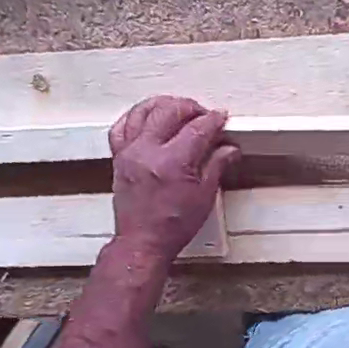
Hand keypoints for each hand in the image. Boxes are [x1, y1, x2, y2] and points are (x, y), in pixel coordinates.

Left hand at [107, 96, 239, 263]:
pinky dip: (135, 117)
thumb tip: (228, 149)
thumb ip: (216, 166)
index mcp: (173, 162)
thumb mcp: (204, 197)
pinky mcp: (119, 159)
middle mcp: (148, 152)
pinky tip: (146, 118)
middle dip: (190, 107)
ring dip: (162, 105)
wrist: (143, 242)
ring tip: (176, 109)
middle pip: (169, 111)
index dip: (213, 120)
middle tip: (202, 114)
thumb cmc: (170, 227)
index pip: (197, 128)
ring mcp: (130, 154)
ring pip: (143, 111)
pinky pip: (121, 127)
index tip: (221, 118)